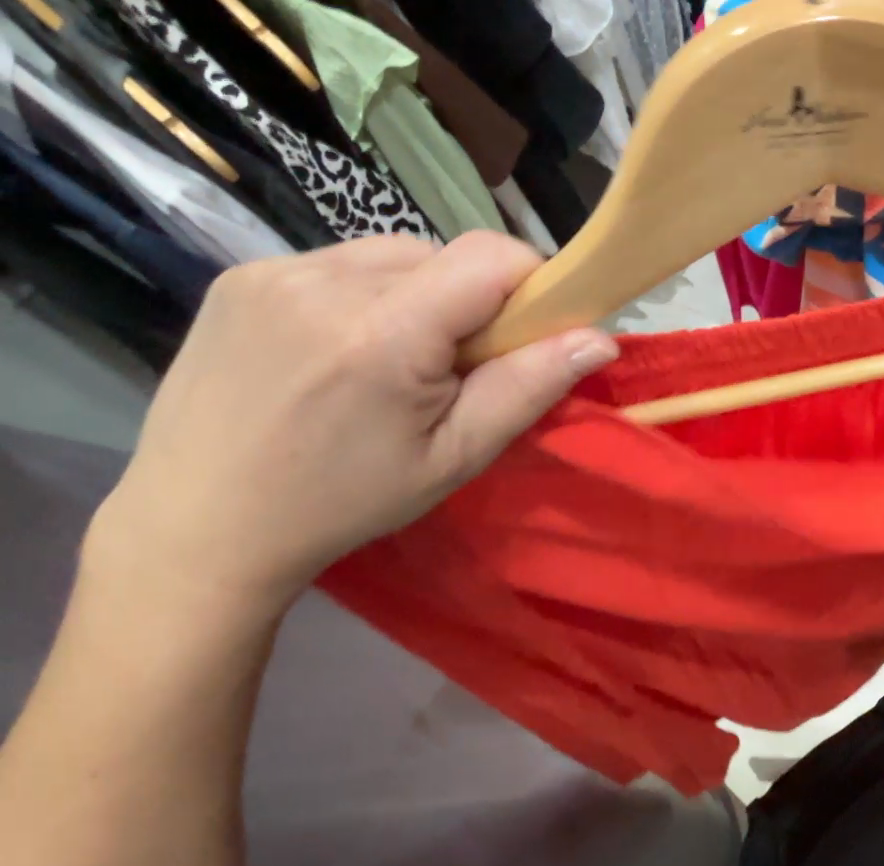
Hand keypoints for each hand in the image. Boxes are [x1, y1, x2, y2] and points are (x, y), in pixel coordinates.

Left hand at [90, 232, 619, 610]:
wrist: (205, 517)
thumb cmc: (349, 499)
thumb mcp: (457, 455)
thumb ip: (528, 387)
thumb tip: (601, 338)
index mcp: (385, 330)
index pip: (493, 256)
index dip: (535, 285)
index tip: (537, 337)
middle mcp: (325, 279)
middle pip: (446, 253)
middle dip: (478, 301)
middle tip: (464, 369)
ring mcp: (275, 269)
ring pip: (396, 254)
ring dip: (425, 296)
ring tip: (401, 362)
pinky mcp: (242, 274)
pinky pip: (343, 264)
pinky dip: (373, 297)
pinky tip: (350, 352)